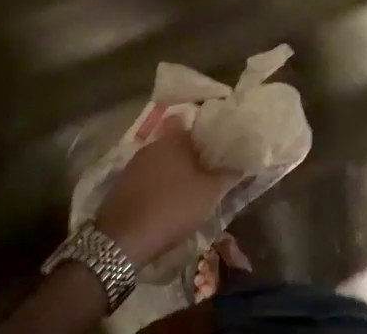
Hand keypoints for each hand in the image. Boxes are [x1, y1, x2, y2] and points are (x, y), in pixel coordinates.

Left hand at [90, 122, 239, 266]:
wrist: (121, 242)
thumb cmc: (172, 208)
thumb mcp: (210, 193)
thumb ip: (229, 174)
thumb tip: (245, 162)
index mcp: (175, 139)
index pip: (196, 124)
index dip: (209, 133)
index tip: (221, 146)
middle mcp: (153, 144)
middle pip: (178, 143)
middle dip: (192, 154)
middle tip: (209, 169)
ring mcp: (134, 165)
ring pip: (162, 161)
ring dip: (175, 170)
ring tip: (190, 187)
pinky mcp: (122, 185)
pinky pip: (148, 177)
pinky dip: (159, 185)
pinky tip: (167, 201)